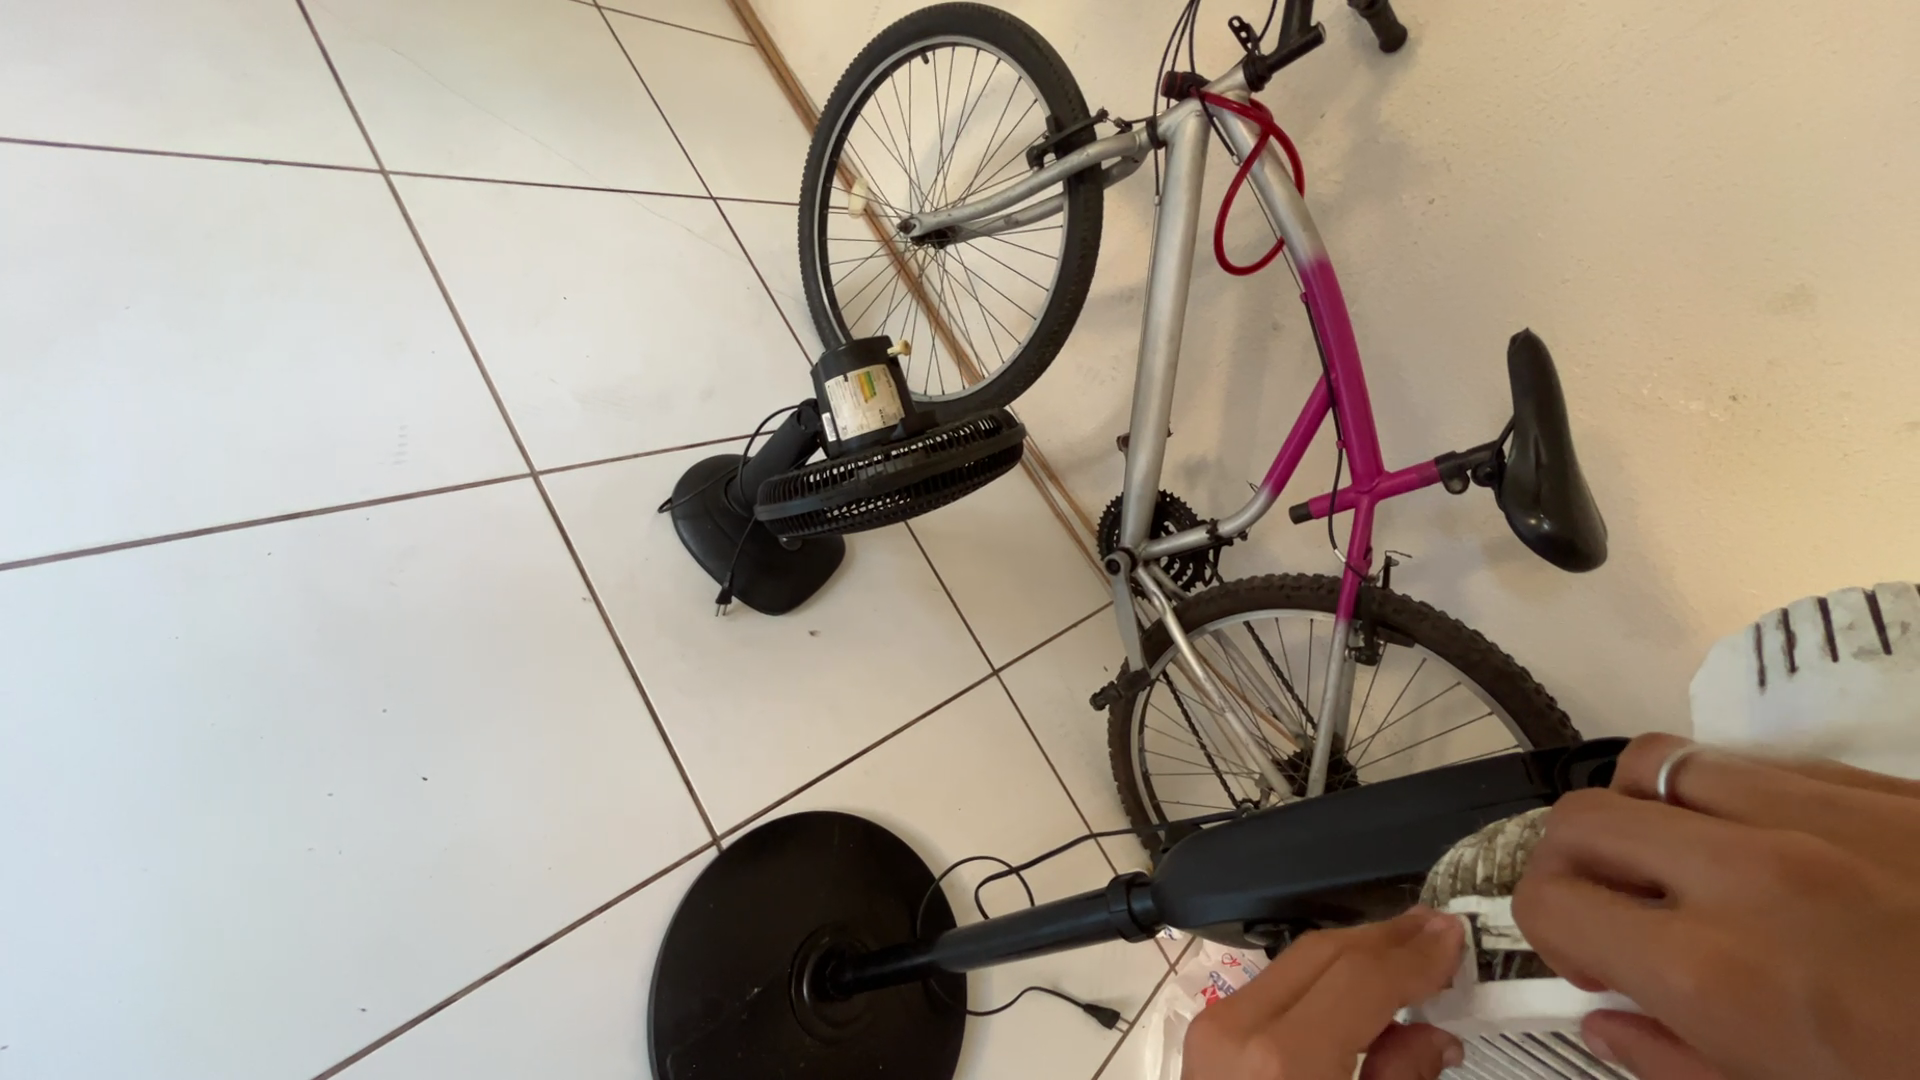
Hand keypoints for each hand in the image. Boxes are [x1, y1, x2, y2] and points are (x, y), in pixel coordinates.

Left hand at [1180, 908, 1465, 1079]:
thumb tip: (1431, 1036)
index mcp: (1283, 1060)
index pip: (1358, 978)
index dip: (1412, 953)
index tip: (1453, 935)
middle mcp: (1239, 1025)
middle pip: (1320, 954)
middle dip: (1383, 938)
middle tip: (1436, 930)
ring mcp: (1214, 1024)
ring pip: (1294, 963)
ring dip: (1352, 954)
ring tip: (1406, 951)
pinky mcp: (1205, 1032)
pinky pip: (1272, 988)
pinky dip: (1319, 979)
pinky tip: (1356, 988)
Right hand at [1515, 733, 1919, 1079]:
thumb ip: (1688, 1067)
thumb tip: (1606, 1019)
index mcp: (1726, 976)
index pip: (1550, 902)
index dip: (1547, 932)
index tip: (1582, 959)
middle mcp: (1751, 875)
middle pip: (1579, 819)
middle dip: (1569, 864)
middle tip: (1611, 907)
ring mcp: (1832, 819)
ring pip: (1651, 763)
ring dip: (1638, 812)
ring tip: (1679, 859)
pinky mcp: (1900, 792)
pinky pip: (1757, 762)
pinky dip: (1726, 795)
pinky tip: (1770, 843)